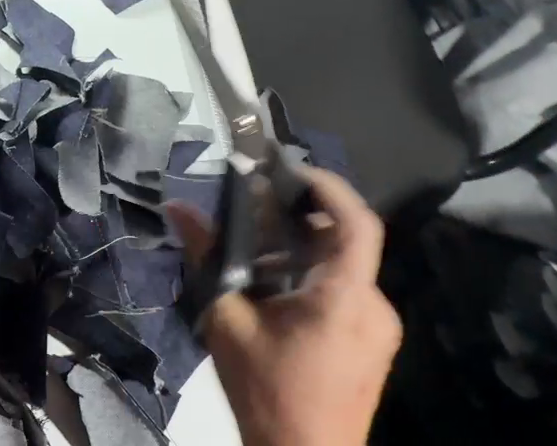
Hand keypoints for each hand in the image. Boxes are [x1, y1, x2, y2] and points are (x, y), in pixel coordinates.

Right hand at [165, 167, 401, 445]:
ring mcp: (378, 328)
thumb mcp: (226, 320)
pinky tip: (270, 281)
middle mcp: (374, 307)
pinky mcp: (371, 344)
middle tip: (253, 200)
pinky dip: (309, 272)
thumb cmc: (267, 389)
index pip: (357, 224)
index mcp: (346, 298)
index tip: (287, 168)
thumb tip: (178, 208)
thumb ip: (207, 257)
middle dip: (300, 214)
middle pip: (346, 241)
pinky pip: (344, 289)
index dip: (328, 187)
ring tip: (252, 241)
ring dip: (301, 245)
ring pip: (342, 266)